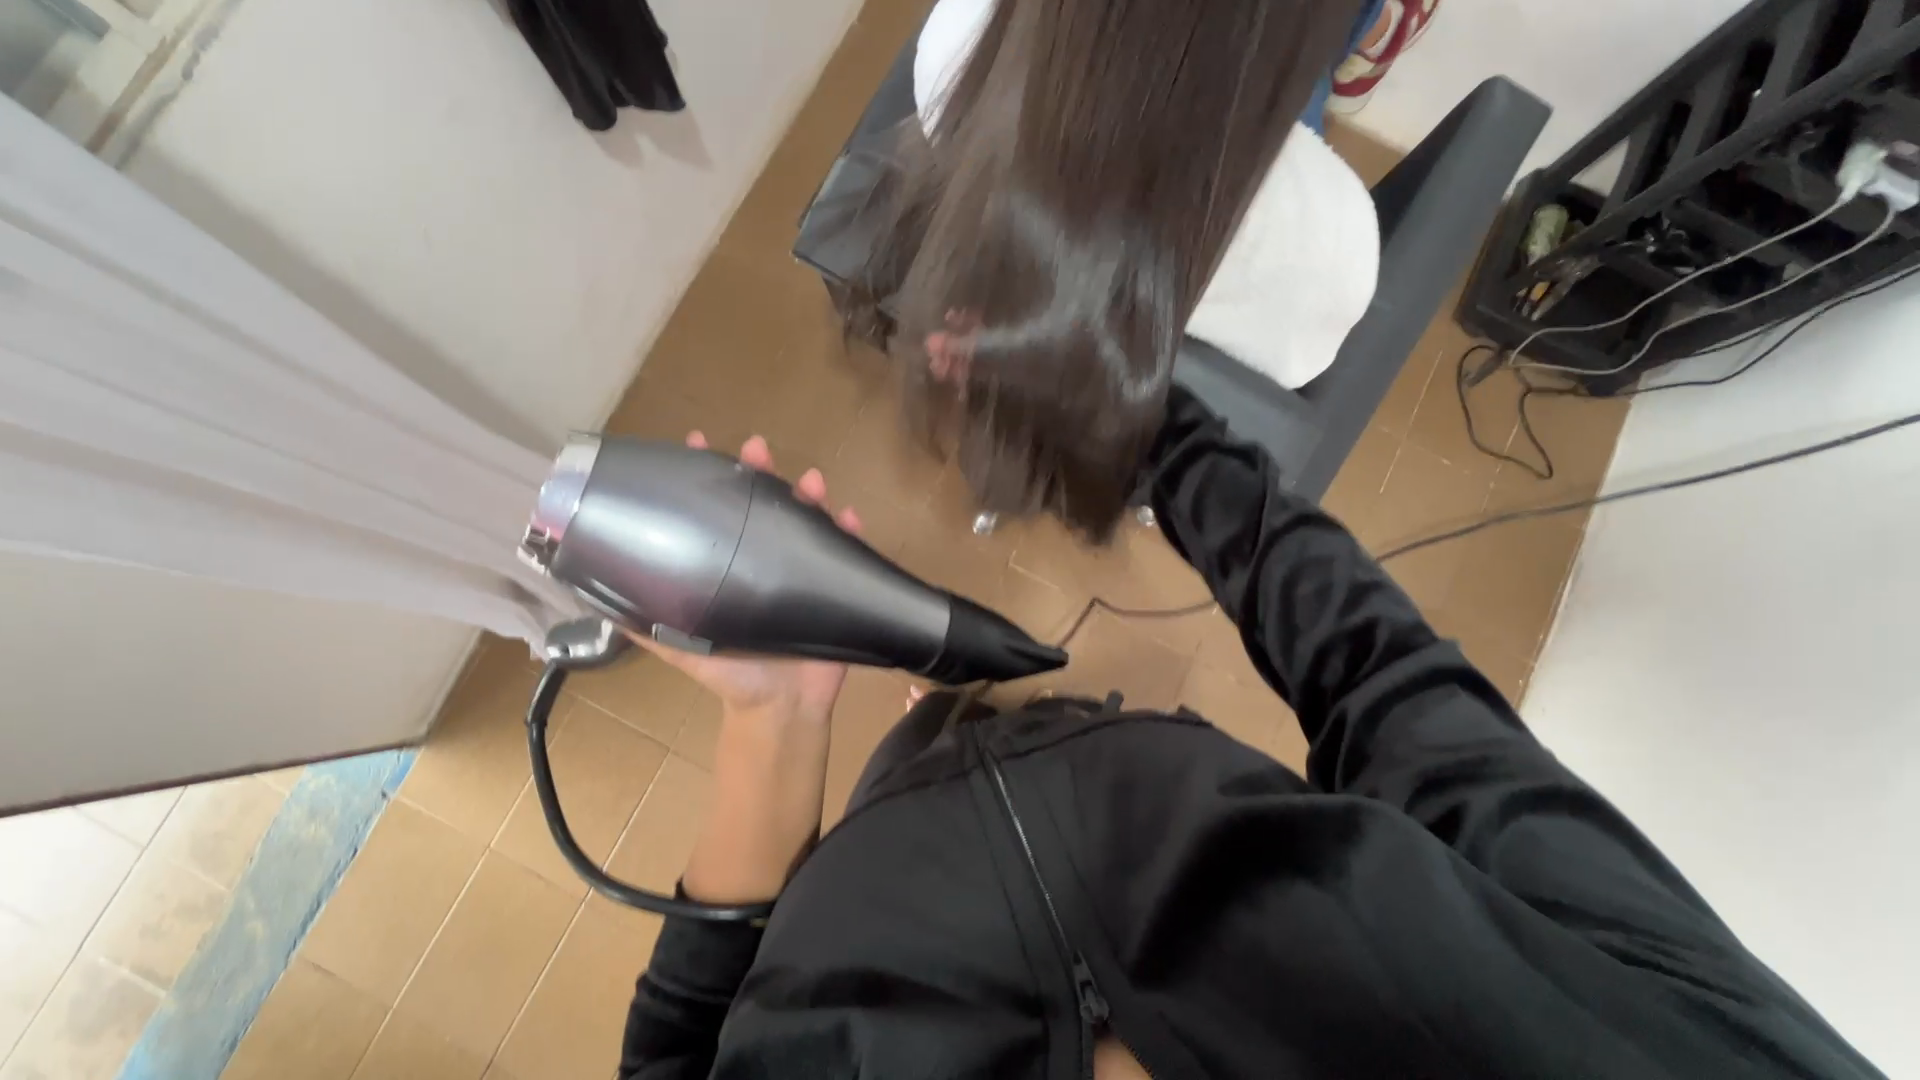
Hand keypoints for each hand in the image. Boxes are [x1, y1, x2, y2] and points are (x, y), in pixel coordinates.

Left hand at [627, 432, 863, 725]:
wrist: (783, 709)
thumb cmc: (732, 676)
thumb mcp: (679, 645)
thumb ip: (642, 620)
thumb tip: (588, 591)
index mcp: (728, 564)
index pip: (715, 509)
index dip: (706, 475)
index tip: (696, 442)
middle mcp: (764, 557)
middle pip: (764, 503)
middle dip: (761, 471)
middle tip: (757, 450)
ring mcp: (803, 568)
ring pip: (807, 518)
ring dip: (810, 494)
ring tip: (811, 481)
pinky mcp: (835, 585)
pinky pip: (847, 552)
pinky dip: (850, 532)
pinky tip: (849, 518)